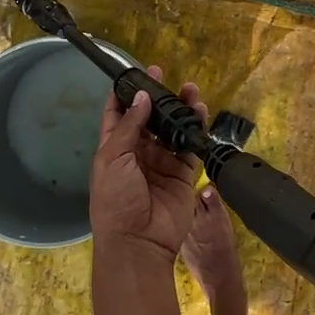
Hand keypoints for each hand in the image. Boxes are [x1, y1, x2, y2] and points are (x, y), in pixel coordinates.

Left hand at [88, 66, 205, 262]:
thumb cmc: (116, 200)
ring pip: (172, 128)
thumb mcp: (113, 159)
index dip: (124, 94)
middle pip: (149, 118)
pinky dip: (196, 127)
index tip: (133, 73)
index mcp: (114, 150)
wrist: (138, 241)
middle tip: (162, 72)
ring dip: (179, 108)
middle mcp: (139, 153)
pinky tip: (201, 110)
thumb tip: (143, 96)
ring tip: (189, 88)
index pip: (117, 115)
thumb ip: (130, 126)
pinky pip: (191, 145)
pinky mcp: (183, 173)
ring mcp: (162, 163)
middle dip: (156, 96)